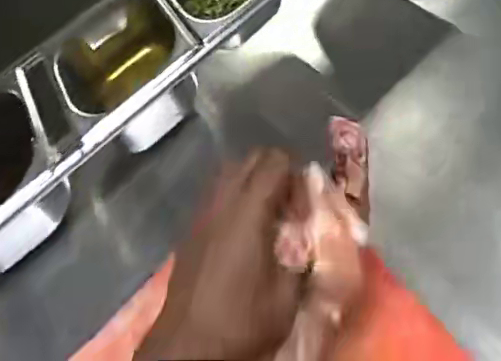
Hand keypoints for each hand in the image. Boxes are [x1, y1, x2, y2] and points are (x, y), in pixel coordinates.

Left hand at [138, 149, 304, 360]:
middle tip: (292, 208)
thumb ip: (301, 258)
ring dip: (254, 182)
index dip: (297, 175)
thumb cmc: (242, 320)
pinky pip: (218, 191)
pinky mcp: (193, 222)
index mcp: (249, 209)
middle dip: (277, 172)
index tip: (306, 204)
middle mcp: (223, 197)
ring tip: (270, 218)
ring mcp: (204, 207)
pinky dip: (236, 197)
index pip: (275, 161)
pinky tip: (245, 232)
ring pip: (232, 171)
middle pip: (252, 158)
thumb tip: (311, 239)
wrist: (189, 342)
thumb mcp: (286, 298)